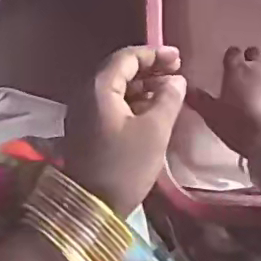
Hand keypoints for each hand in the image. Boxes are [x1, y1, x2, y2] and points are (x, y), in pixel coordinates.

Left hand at [62, 46, 187, 215]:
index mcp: (98, 89)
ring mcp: (82, 113)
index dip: (154, 54)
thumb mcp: (155, 131)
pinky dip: (132, 103)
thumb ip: (168, 99)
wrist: (92, 206)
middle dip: (149, 69)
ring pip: (115, 89)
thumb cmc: (125, 166)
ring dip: (142, 87)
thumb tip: (176, 80)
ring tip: (169, 92)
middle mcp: (85, 95)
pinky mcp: (85, 130)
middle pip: (118, 71)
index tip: (178, 59)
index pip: (126, 58)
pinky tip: (151, 111)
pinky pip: (110, 106)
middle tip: (176, 73)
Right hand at [186, 46, 260, 158]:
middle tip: (246, 80)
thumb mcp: (214, 117)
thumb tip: (187, 88)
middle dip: (250, 63)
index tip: (229, 68)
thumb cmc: (242, 126)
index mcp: (237, 70)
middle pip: (254, 55)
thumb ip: (200, 101)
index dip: (231, 59)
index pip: (232, 53)